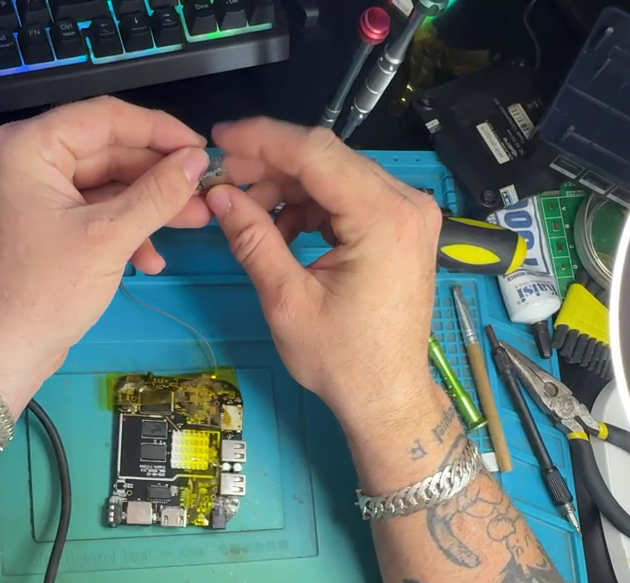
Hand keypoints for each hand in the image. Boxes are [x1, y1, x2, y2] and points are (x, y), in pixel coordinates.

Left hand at [0, 97, 212, 402]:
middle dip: (159, 176)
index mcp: (31, 147)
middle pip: (109, 153)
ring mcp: (39, 197)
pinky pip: (95, 216)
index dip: (159, 131)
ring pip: (107, 187)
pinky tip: (152, 260)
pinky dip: (125, 233)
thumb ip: (156, 194)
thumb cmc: (47, 291)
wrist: (5, 350)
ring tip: (195, 222)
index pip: (106, 118)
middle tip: (206, 192)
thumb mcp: (108, 238)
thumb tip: (197, 161)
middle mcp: (31, 162)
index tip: (200, 148)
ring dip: (149, 207)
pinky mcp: (48, 230)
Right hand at [206, 118, 441, 426]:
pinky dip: (314, 208)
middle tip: (227, 183)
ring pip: (337, 176)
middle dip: (272, 167)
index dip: (262, 140)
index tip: (222, 139)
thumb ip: (253, 240)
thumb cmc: (343, 361)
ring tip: (252, 217)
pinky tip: (285, 232)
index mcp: (382, 218)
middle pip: (327, 159)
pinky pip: (350, 199)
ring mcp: (409, 215)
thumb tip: (220, 196)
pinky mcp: (402, 229)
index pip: (315, 152)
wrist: (386, 396)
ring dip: (290, 189)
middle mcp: (405, 205)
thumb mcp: (287, 302)